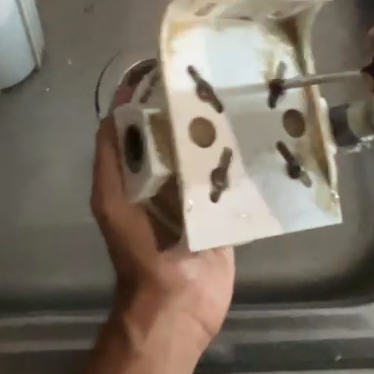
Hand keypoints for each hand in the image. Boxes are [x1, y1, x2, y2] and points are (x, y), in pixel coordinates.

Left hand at [91, 85, 235, 346]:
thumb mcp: (114, 203)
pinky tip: (261, 143)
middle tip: (211, 79)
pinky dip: (242, 167)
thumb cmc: (140, 253)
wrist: (176, 305)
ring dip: (217, 136)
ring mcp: (194, 200)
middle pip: (173, 138)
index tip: (161, 67)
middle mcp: (163, 183)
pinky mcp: (222, 217)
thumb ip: (112, 162)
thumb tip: (114, 113)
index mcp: (133, 177)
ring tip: (239, 102)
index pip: (134, 127)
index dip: (141, 97)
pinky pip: (232, 186)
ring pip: (204, 157)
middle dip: (187, 111)